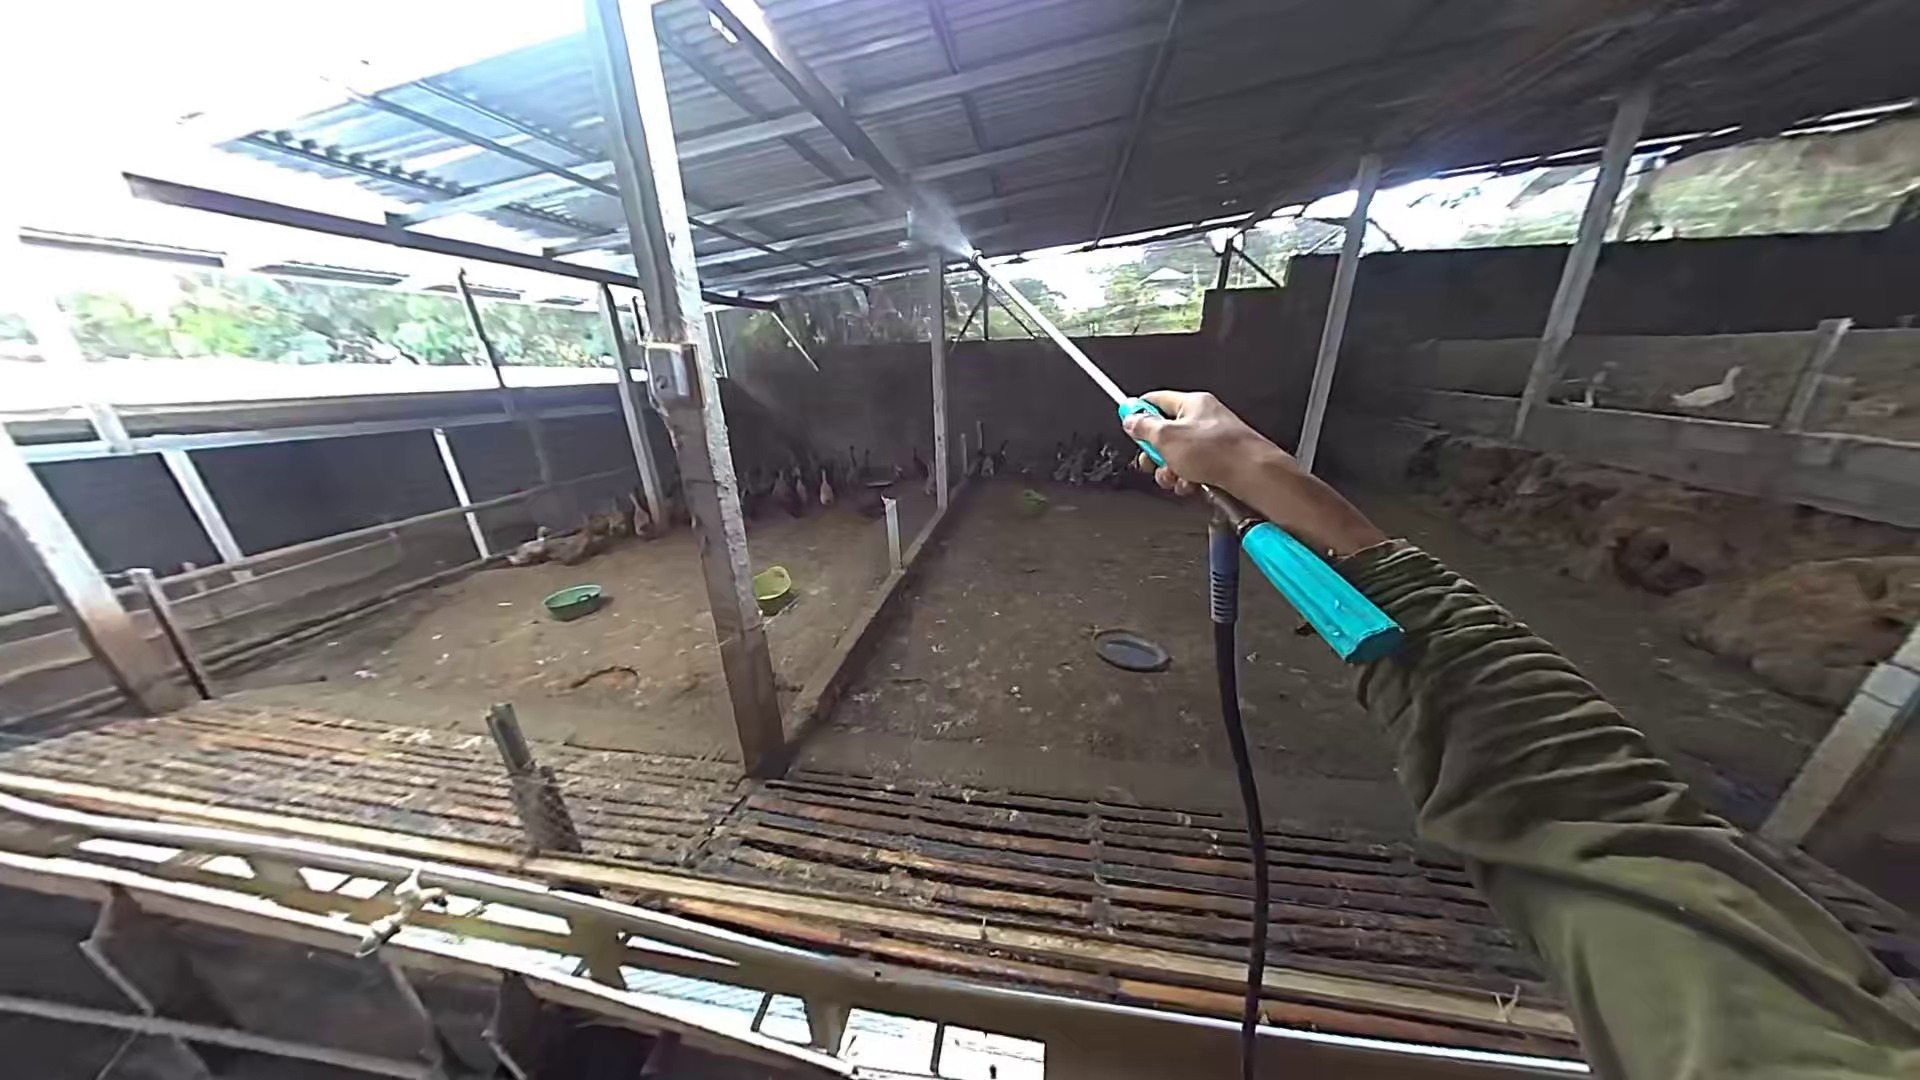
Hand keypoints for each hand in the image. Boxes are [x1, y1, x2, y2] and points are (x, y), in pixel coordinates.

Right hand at [1120, 389, 1387, 556]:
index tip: (1126, 423)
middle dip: (1154, 452)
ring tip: (1175, 477)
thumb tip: (1131, 419)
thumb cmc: (1220, 452)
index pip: (1155, 400)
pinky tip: (1190, 485)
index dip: (1137, 412)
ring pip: (1176, 455)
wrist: (1253, 475)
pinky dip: (1186, 479)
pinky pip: (1191, 469)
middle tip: (1151, 461)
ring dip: (1169, 470)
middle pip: (1163, 433)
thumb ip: (1144, 428)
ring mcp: (1210, 441)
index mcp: (1192, 404)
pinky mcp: (1217, 462)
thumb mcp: (1167, 438)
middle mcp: (1202, 420)